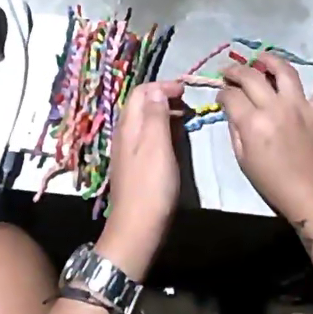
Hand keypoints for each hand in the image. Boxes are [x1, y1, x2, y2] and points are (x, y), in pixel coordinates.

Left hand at [96, 79, 185, 276]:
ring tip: (185, 118)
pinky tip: (175, 140)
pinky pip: (148, 137)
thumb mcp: (157, 145)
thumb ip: (156, 115)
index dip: (162, 85)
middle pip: (141, 105)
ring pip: (145, 121)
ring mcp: (128, 151)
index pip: (140, 92)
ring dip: (164, 113)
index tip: (185, 90)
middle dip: (163, 97)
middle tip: (187, 103)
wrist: (137, 227)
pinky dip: (163, 130)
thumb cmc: (151, 185)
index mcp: (128, 126)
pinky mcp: (135, 165)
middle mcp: (125, 134)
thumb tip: (157, 89)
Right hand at [216, 52, 312, 225]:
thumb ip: (236, 129)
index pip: (231, 95)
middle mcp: (276, 107)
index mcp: (253, 122)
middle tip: (230, 71)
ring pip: (285, 71)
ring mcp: (301, 106)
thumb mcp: (243, 159)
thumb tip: (232, 108)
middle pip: (252, 77)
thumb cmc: (273, 183)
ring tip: (262, 57)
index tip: (221, 95)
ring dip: (270, 59)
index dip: (222, 92)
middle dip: (236, 71)